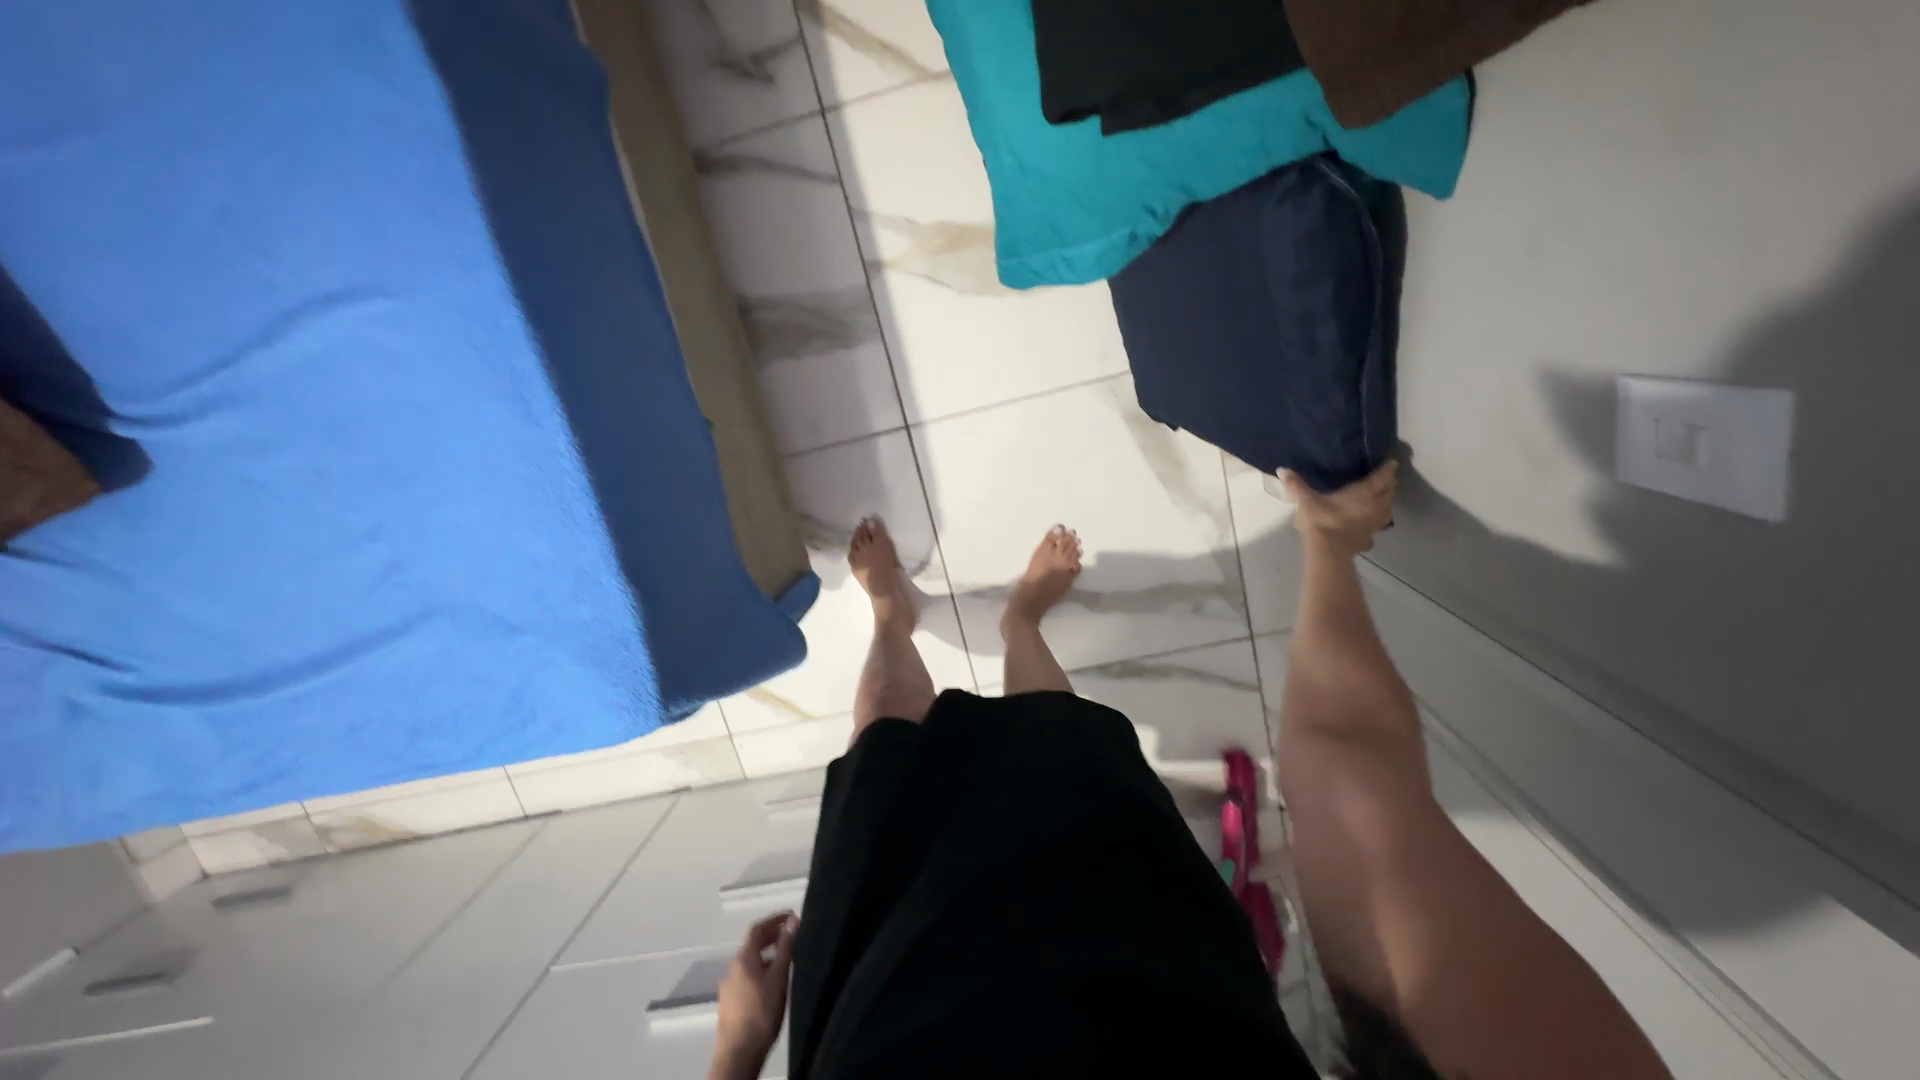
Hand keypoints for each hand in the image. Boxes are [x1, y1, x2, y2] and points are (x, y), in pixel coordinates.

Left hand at [711, 911, 798, 1079]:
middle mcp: (732, 969)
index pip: (757, 929)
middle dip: (772, 936)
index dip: (774, 919)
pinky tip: (773, 984)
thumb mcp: (778, 977)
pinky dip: (762, 970)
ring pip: (750, 963)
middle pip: (752, 945)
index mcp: (743, 959)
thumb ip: (785, 948)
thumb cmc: (761, 1012)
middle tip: (792, 936)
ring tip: (787, 960)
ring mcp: (729, 987)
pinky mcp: (731, 1003)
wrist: (739, 1053)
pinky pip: (747, 977)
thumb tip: (793, 920)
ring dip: (768, 955)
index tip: (792, 917)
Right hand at [1283, 461, 1396, 556]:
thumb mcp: (1306, 500)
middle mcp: (1376, 506)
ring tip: (1380, 499)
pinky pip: (1376, 528)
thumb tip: (1281, 469)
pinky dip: (1375, 523)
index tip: (1391, 462)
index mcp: (1364, 492)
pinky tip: (1367, 525)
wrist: (1328, 551)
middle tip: (1386, 478)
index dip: (1388, 468)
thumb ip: (1296, 484)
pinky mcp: (1369, 538)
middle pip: (1390, 492)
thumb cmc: (1321, 519)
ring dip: (1386, 503)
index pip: (1383, 476)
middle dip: (1390, 484)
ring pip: (1387, 509)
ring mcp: (1374, 524)